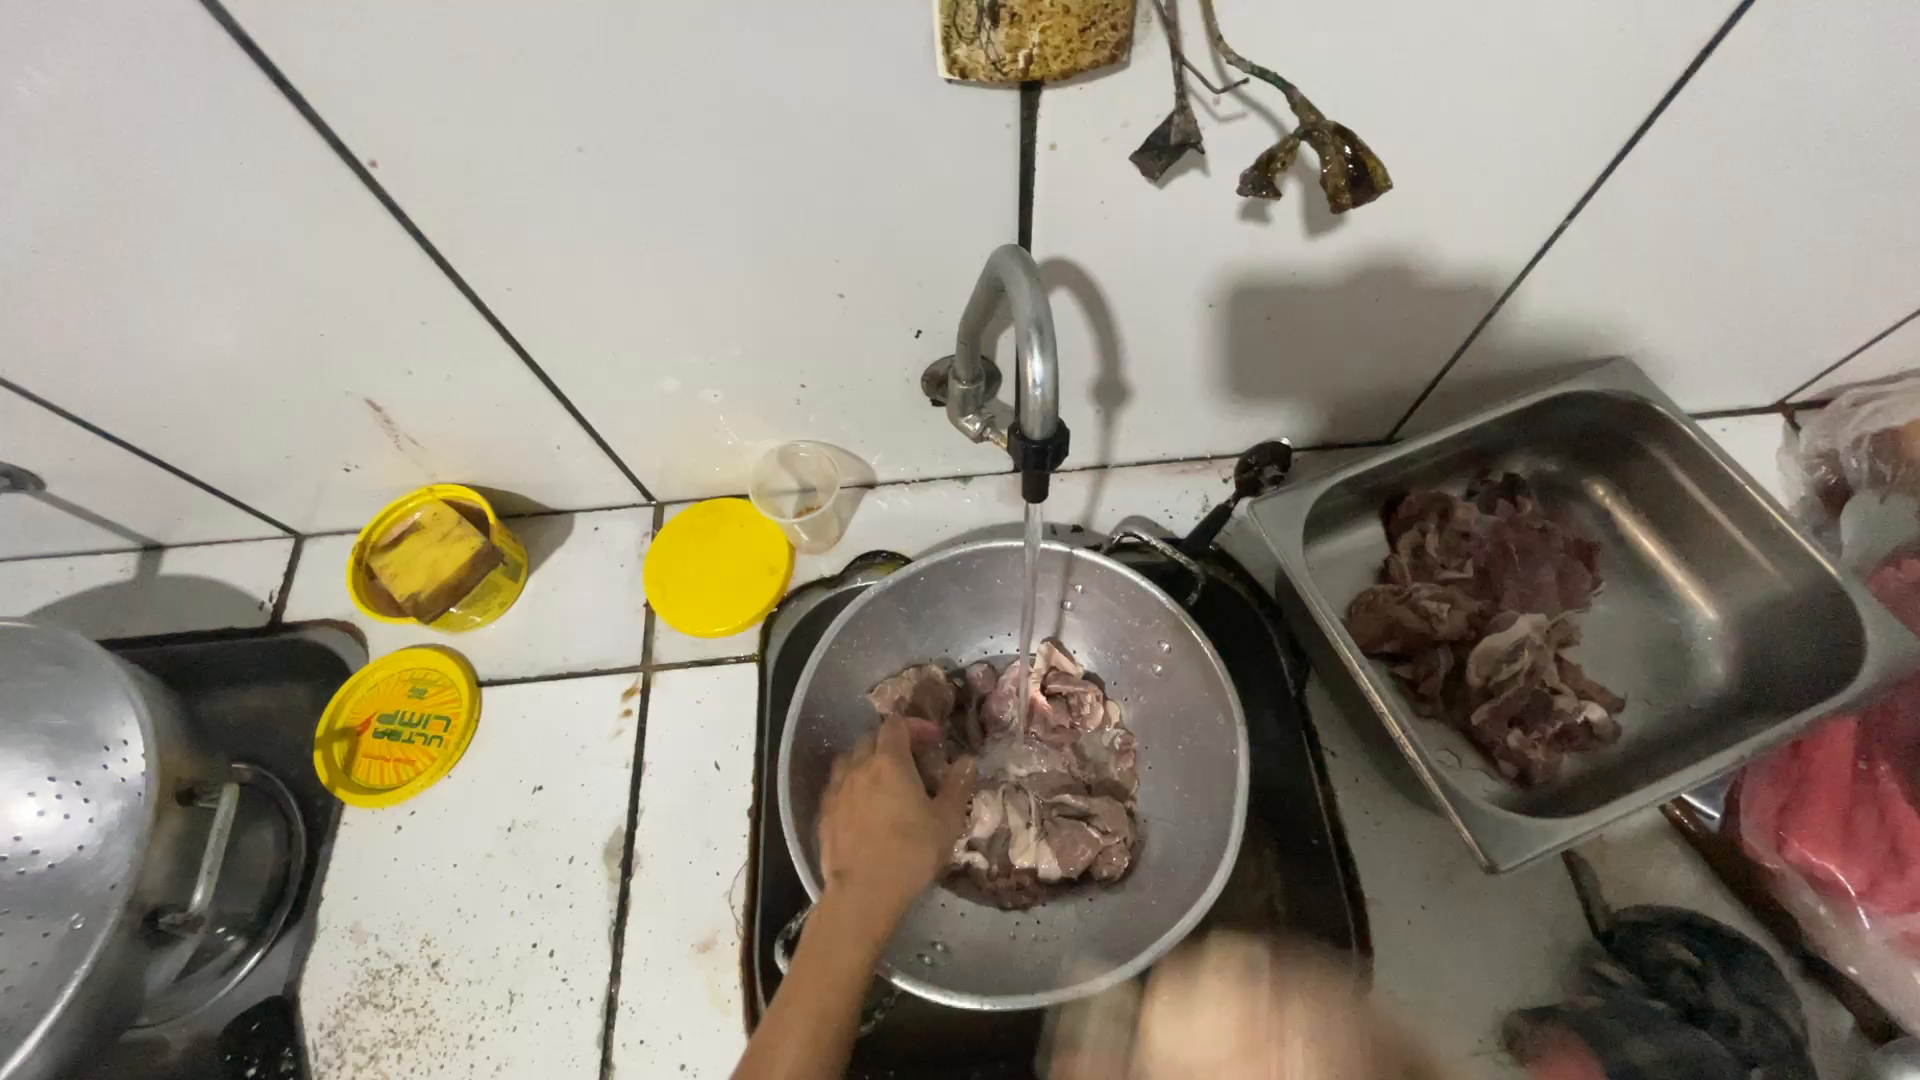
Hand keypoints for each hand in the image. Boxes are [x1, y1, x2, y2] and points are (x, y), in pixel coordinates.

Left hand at [819, 715, 976, 921]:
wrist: (863, 893)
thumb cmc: (911, 852)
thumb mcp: (946, 821)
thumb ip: (957, 786)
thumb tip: (967, 761)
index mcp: (889, 762)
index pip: (897, 725)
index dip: (915, 726)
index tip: (932, 739)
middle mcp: (859, 767)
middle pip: (871, 738)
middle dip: (891, 742)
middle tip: (911, 762)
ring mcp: (837, 789)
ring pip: (849, 759)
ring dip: (866, 761)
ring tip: (882, 780)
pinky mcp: (824, 813)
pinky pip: (837, 786)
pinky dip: (851, 785)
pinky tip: (862, 806)